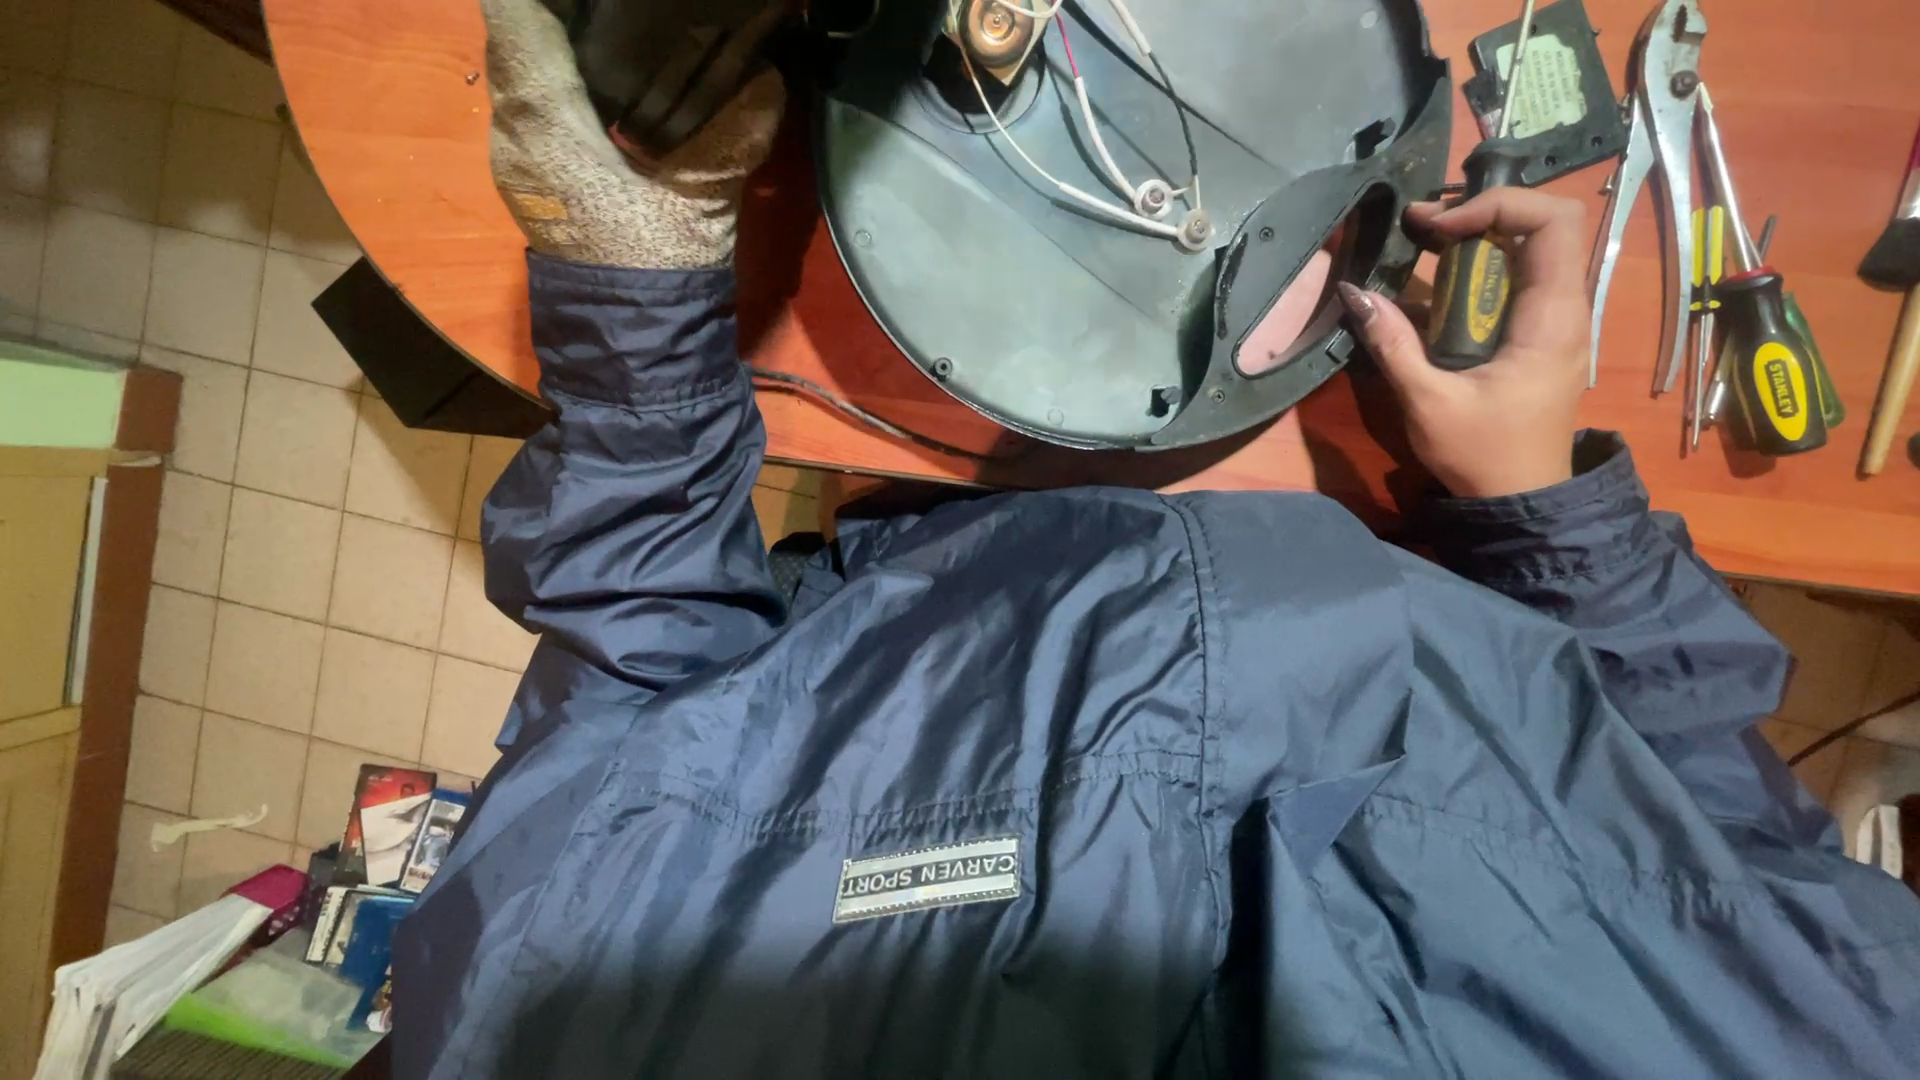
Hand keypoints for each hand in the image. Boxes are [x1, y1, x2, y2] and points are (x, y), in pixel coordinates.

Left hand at [480, 0, 783, 268]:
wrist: (633, 344)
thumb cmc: (659, 273)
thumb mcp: (703, 206)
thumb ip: (732, 139)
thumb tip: (770, 81)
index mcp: (547, 126)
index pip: (520, 12)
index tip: (608, 1)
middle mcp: (512, 130)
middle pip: (518, 31)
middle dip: (565, 13)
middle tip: (621, 15)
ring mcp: (515, 154)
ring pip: (520, 66)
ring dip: (562, 42)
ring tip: (618, 35)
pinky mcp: (530, 174)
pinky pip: (530, 99)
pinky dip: (562, 76)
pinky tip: (608, 82)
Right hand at [1336, 188, 1591, 497]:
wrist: (1520, 497)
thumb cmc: (1481, 452)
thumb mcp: (1428, 401)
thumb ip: (1393, 345)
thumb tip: (1355, 295)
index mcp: (1551, 318)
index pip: (1553, 222)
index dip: (1498, 206)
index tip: (1440, 228)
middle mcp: (1564, 309)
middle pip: (1542, 227)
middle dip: (1482, 215)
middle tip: (1421, 227)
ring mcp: (1555, 322)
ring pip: (1530, 252)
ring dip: (1479, 240)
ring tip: (1422, 244)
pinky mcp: (1538, 337)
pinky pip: (1518, 283)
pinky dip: (1479, 270)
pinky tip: (1437, 283)